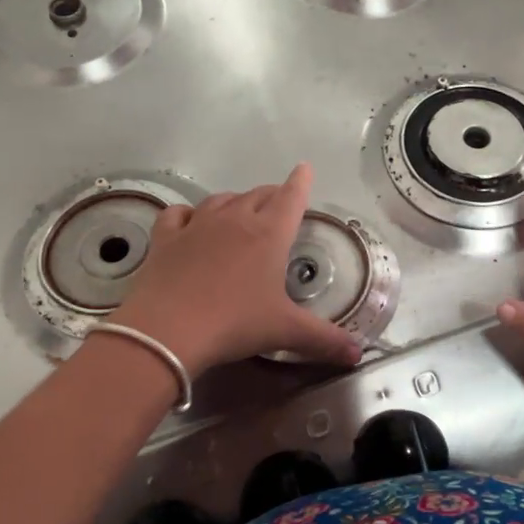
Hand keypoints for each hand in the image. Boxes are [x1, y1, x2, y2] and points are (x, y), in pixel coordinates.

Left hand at [111, 164, 361, 374]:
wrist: (167, 329)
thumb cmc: (234, 323)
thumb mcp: (284, 331)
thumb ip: (323, 339)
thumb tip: (358, 354)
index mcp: (269, 235)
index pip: (291, 198)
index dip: (300, 182)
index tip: (304, 169)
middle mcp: (235, 220)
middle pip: (258, 195)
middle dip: (272, 195)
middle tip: (278, 203)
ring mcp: (197, 225)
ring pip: (221, 200)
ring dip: (235, 202)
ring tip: (240, 211)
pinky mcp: (166, 238)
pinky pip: (178, 214)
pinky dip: (187, 214)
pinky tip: (188, 221)